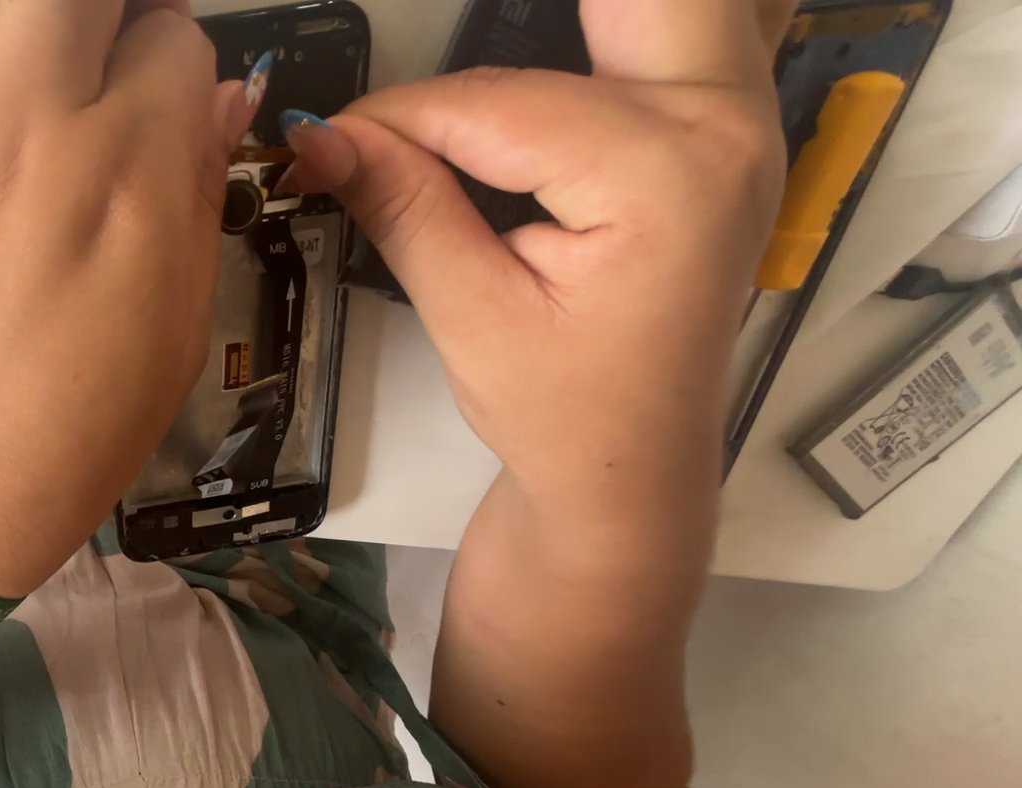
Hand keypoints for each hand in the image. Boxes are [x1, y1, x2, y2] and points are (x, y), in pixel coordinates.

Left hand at [0, 0, 257, 597]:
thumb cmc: (91, 427)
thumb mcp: (183, 320)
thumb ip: (198, 194)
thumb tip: (214, 103)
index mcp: (129, 169)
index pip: (174, 39)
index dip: (181, 68)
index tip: (169, 111)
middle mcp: (28, 127)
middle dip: (103, 2)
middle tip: (105, 48)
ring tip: (12, 37)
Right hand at [282, 0, 788, 540]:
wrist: (626, 466)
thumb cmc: (554, 408)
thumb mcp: (468, 312)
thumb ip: (404, 209)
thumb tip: (322, 142)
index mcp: (661, 173)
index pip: (496, 104)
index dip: (397, 114)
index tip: (324, 136)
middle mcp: (726, 120)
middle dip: (514, 14)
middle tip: (420, 60)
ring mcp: (742, 121)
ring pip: (669, 4)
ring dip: (579, 15)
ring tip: (478, 27)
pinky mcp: (724, 137)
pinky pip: (675, 39)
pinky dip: (608, 31)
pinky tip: (558, 46)